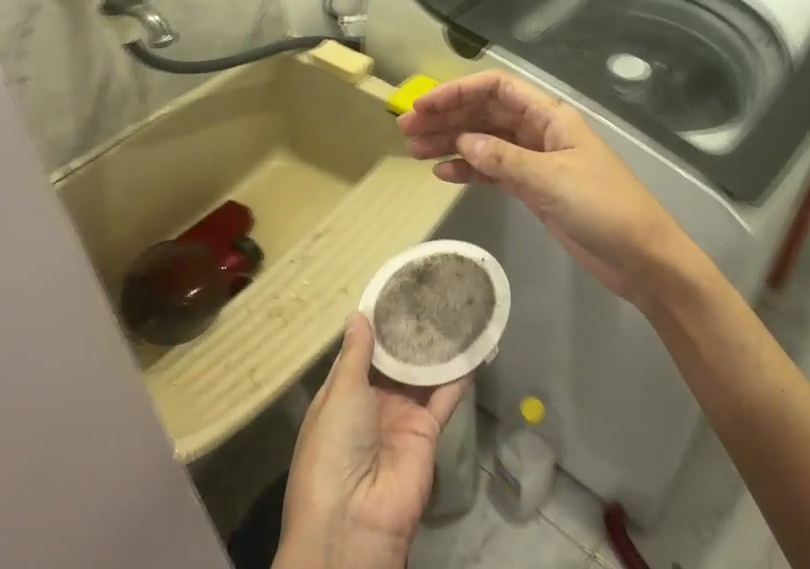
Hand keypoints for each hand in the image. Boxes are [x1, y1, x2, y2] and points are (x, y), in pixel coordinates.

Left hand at [276, 314, 468, 568]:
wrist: (355, 517)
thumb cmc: (334, 448)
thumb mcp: (339, 395)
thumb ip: (357, 355)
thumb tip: (359, 315)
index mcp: (342, 395)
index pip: (362, 352)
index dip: (378, 325)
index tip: (396, 291)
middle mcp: (372, 402)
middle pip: (395, 361)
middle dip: (411, 332)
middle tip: (432, 292)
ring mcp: (402, 416)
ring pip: (423, 374)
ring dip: (437, 348)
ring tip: (456, 308)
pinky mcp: (429, 429)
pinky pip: (445, 395)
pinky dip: (460, 372)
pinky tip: (475, 344)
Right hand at [397, 70, 686, 303]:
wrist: (640, 255)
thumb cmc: (603, 207)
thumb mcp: (551, 179)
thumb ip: (504, 159)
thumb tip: (463, 141)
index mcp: (550, 116)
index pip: (497, 88)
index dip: (458, 91)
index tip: (423, 105)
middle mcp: (540, 132)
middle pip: (486, 113)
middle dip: (447, 117)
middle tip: (406, 131)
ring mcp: (536, 161)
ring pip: (485, 143)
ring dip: (451, 143)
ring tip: (414, 151)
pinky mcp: (534, 190)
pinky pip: (494, 172)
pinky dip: (469, 171)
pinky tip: (443, 174)